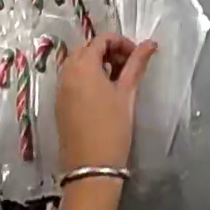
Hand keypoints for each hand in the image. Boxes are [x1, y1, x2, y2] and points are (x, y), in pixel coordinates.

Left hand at [55, 33, 157, 171]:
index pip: (101, 39)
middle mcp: (67, 72)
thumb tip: (150, 43)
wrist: (92, 170)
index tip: (137, 55)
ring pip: (78, 63)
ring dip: (97, 63)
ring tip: (117, 79)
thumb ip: (136, 64)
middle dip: (109, 51)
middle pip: (87, 48)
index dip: (121, 42)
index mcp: (82, 66)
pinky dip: (87, 77)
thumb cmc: (112, 128)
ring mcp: (60, 89)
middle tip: (128, 66)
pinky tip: (103, 93)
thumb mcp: (127, 93)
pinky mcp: (59, 104)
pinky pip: (72, 79)